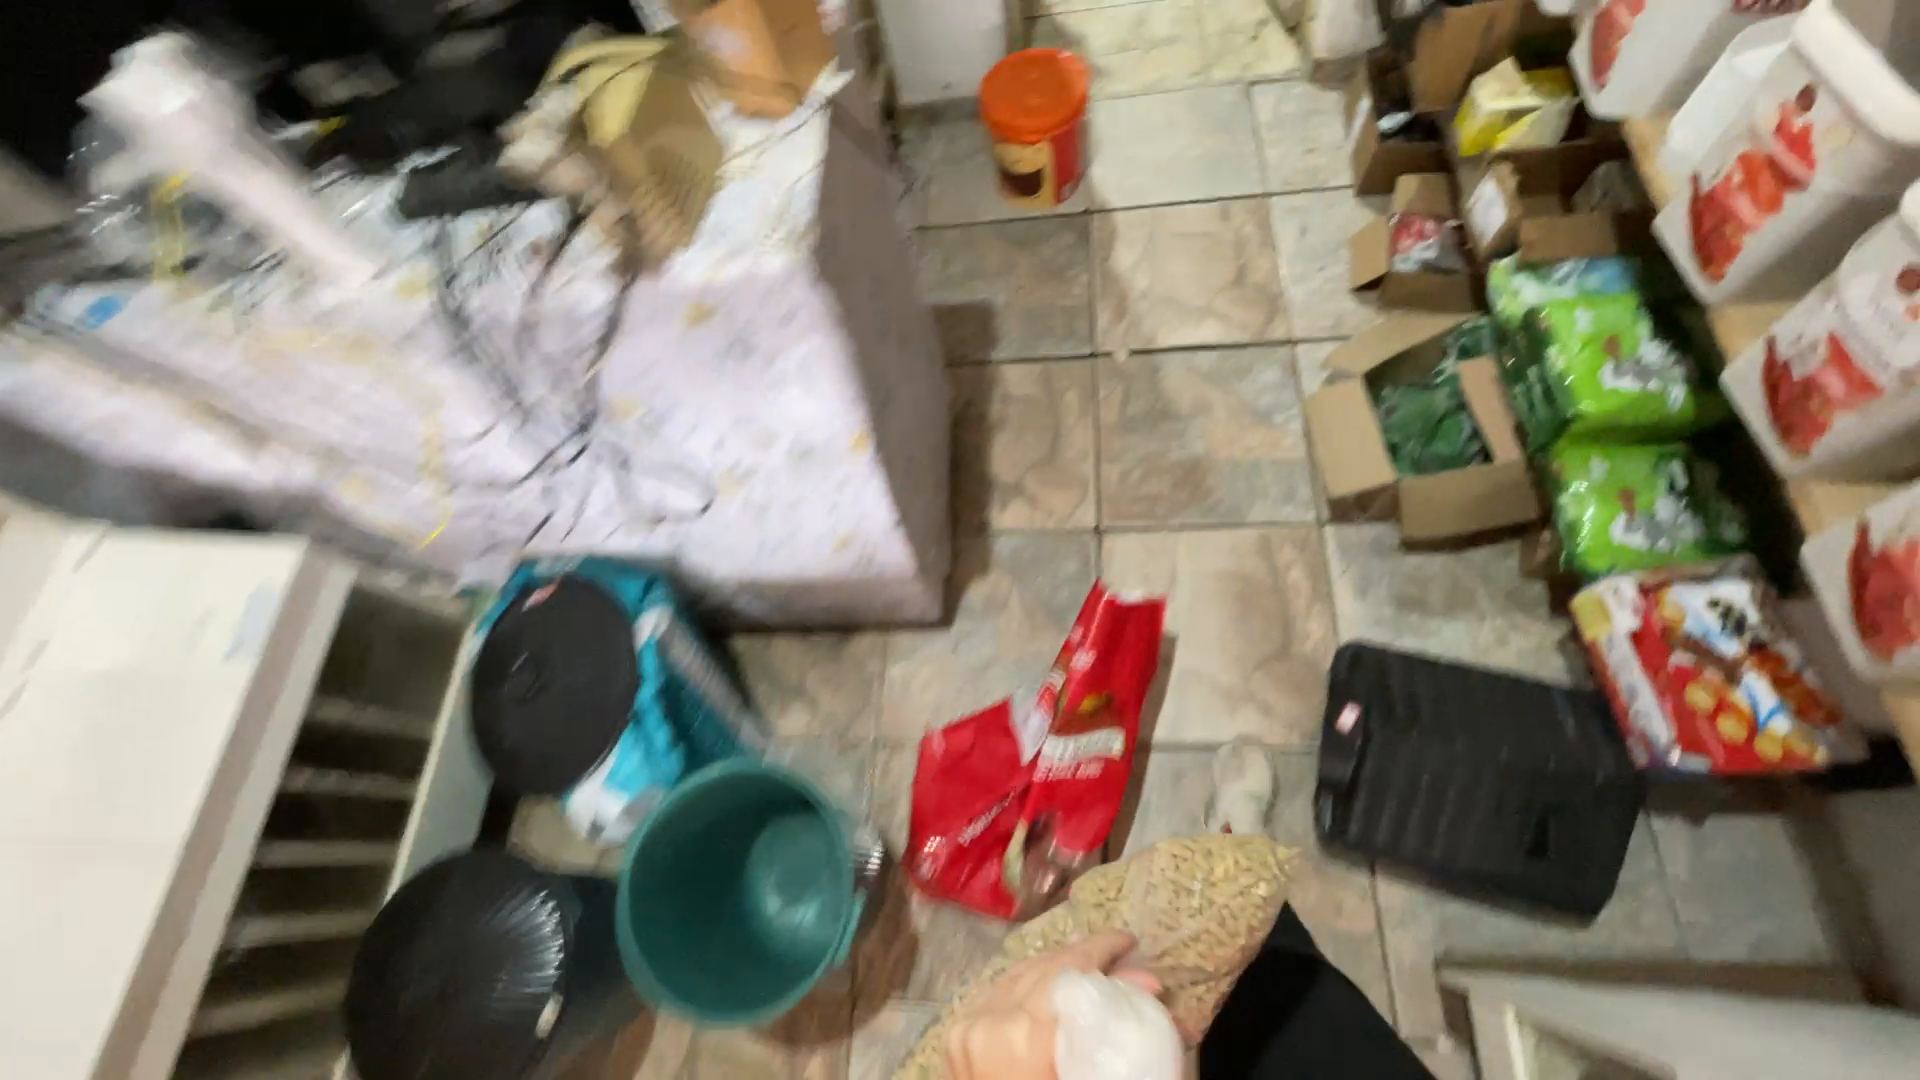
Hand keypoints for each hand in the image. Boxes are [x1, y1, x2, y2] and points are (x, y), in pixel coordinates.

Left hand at [944, 929, 1164, 1079]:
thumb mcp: (1099, 1075)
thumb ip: (1120, 1035)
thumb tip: (1153, 991)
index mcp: (1020, 1038)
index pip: (1068, 970)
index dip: (1103, 950)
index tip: (1130, 941)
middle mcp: (985, 1022)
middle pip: (1045, 968)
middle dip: (1085, 957)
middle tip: (1120, 955)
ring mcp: (965, 1028)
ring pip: (1019, 975)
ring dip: (1057, 969)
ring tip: (1089, 966)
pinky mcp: (956, 1038)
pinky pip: (998, 995)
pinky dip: (1028, 987)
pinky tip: (1049, 986)